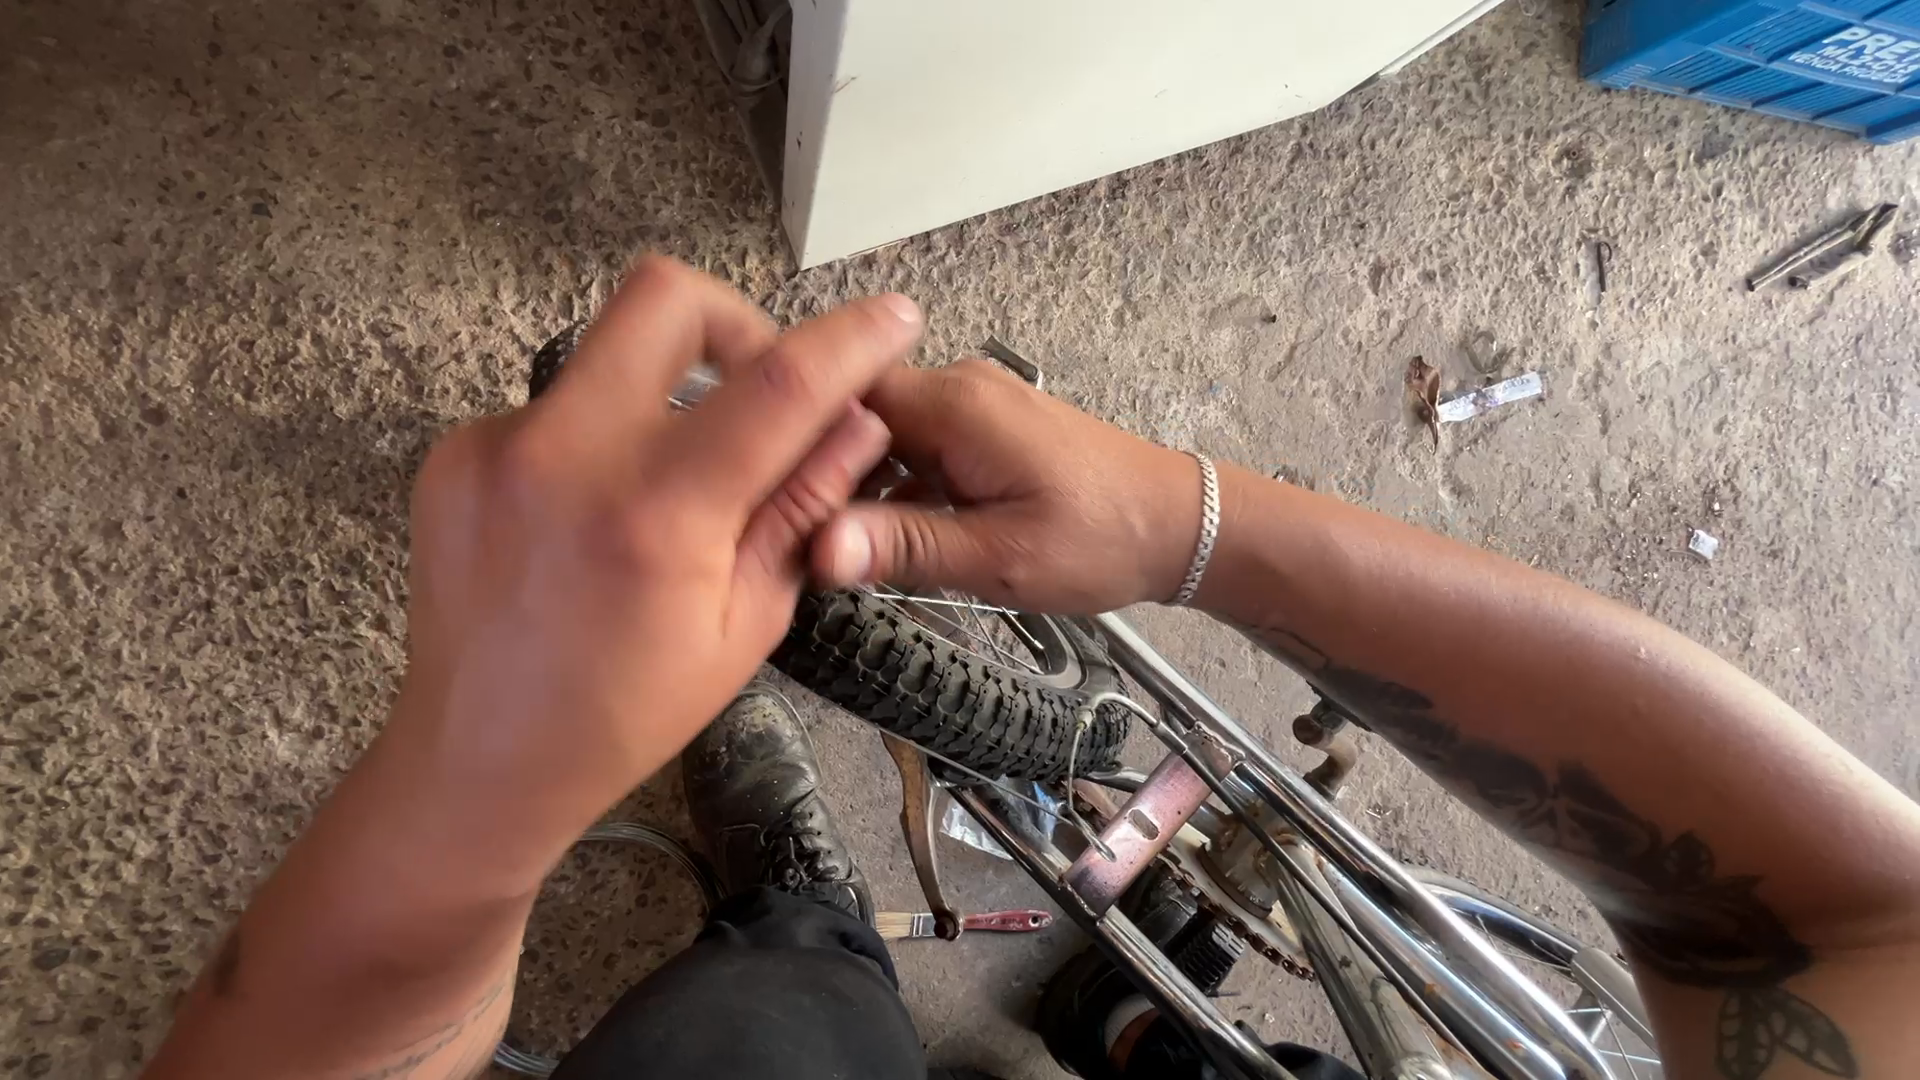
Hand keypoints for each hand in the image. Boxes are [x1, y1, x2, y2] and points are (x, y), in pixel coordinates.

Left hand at [393, 257, 920, 886]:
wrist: (481, 759)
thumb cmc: (633, 710)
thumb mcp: (751, 620)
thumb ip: (804, 507)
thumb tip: (857, 425)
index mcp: (657, 514)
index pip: (779, 387)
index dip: (851, 340)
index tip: (891, 317)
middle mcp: (564, 455)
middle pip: (666, 296)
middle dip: (739, 321)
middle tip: (764, 386)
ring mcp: (495, 444)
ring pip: (614, 349)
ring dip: (677, 388)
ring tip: (687, 476)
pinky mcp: (458, 451)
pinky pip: (565, 402)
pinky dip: (615, 433)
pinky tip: (612, 510)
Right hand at [812, 358, 1200, 613]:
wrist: (1178, 525)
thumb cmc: (1100, 539)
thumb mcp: (998, 556)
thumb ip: (906, 547)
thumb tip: (818, 548)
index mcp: (954, 406)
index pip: (842, 394)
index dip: (794, 438)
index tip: (761, 490)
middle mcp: (959, 389)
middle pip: (859, 413)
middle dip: (823, 468)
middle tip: (789, 529)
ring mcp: (976, 407)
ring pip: (887, 434)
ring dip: (861, 483)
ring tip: (830, 541)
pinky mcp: (989, 431)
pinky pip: (921, 448)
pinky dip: (899, 487)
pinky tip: (889, 534)